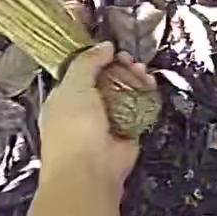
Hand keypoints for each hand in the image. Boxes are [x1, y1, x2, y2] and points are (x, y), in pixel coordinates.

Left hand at [37, 42, 142, 197]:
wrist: (90, 170)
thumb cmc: (73, 128)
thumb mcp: (73, 88)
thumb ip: (88, 63)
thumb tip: (105, 45)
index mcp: (65, 99)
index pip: (83, 72)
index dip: (98, 59)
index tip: (112, 50)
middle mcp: (87, 108)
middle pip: (108, 80)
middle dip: (120, 67)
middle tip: (130, 60)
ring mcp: (109, 119)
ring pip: (126, 91)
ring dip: (135, 78)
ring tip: (143, 71)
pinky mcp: (129, 127)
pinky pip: (140, 106)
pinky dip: (147, 94)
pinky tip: (151, 84)